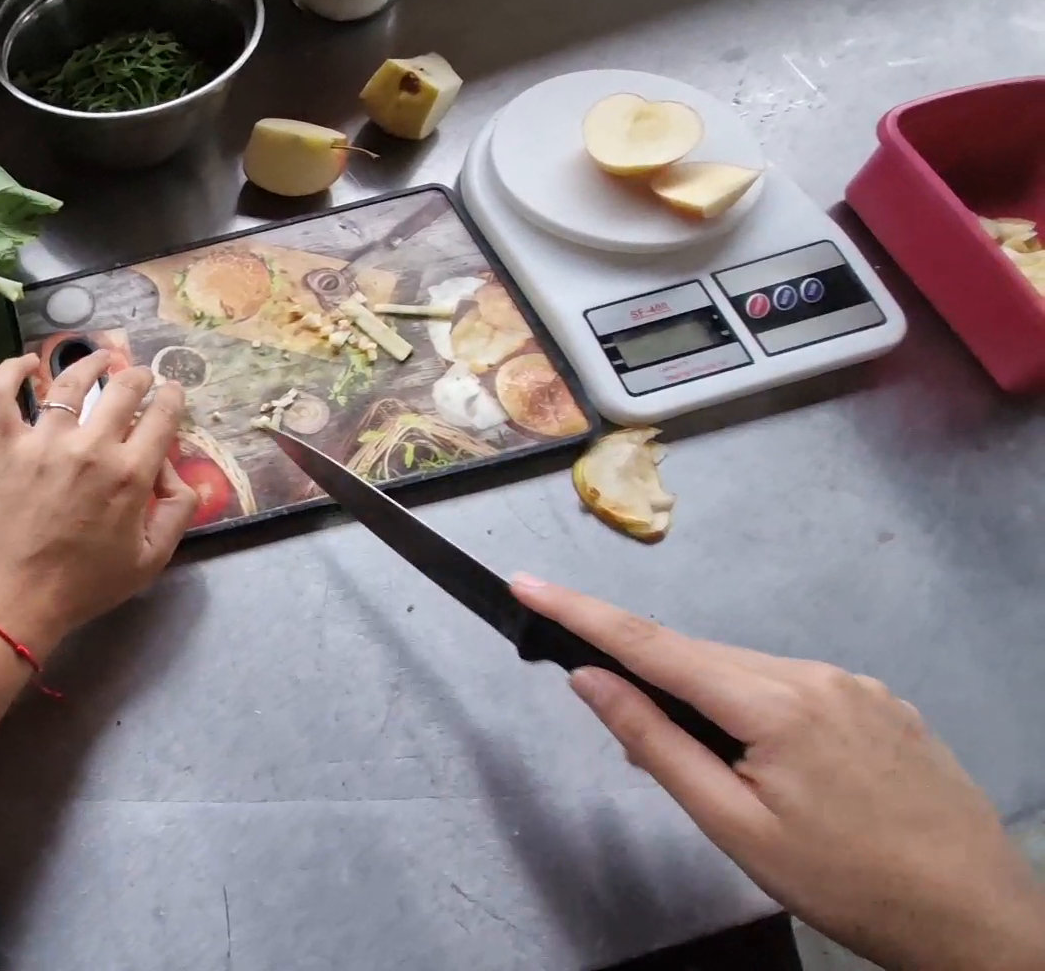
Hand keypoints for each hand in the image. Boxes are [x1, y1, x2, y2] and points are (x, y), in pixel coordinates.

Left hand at [0, 352, 198, 655]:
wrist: (18, 597)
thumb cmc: (87, 584)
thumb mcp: (151, 559)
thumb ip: (178, 513)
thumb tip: (182, 476)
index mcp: (130, 473)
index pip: (161, 415)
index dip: (172, 398)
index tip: (171, 393)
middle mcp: (91, 447)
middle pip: (122, 389)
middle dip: (138, 376)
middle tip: (140, 376)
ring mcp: (44, 442)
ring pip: (69, 382)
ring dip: (90, 362)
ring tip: (100, 357)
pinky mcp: (5, 446)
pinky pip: (1, 397)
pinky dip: (10, 372)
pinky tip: (25, 363)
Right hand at [511, 575, 1044, 969]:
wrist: (992, 935)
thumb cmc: (849, 885)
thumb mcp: (732, 824)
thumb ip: (651, 741)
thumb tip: (587, 677)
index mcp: (775, 704)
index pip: (648, 643)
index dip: (577, 610)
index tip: (524, 582)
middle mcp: (815, 675)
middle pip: (693, 656)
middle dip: (646, 680)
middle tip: (638, 747)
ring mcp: (854, 684)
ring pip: (735, 669)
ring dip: (699, 699)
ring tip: (716, 771)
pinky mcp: (877, 701)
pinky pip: (781, 684)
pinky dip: (744, 704)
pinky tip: (763, 760)